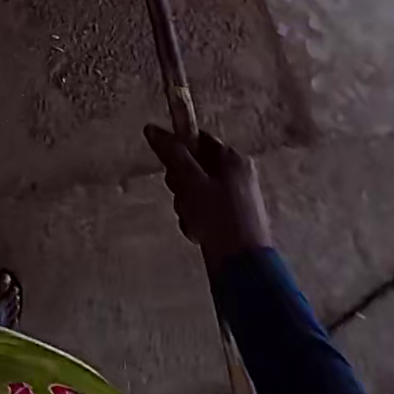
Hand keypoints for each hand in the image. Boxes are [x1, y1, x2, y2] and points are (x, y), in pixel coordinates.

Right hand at [144, 124, 272, 265]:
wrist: (242, 265)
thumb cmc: (218, 216)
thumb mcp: (191, 180)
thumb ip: (173, 153)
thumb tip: (151, 128)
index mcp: (233, 160)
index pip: (197, 138)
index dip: (177, 146)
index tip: (166, 161)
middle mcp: (235, 175)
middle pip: (192, 163)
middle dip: (179, 179)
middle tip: (181, 192)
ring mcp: (232, 197)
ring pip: (192, 187)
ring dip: (184, 200)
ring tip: (190, 215)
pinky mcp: (228, 216)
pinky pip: (200, 206)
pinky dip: (193, 215)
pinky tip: (196, 228)